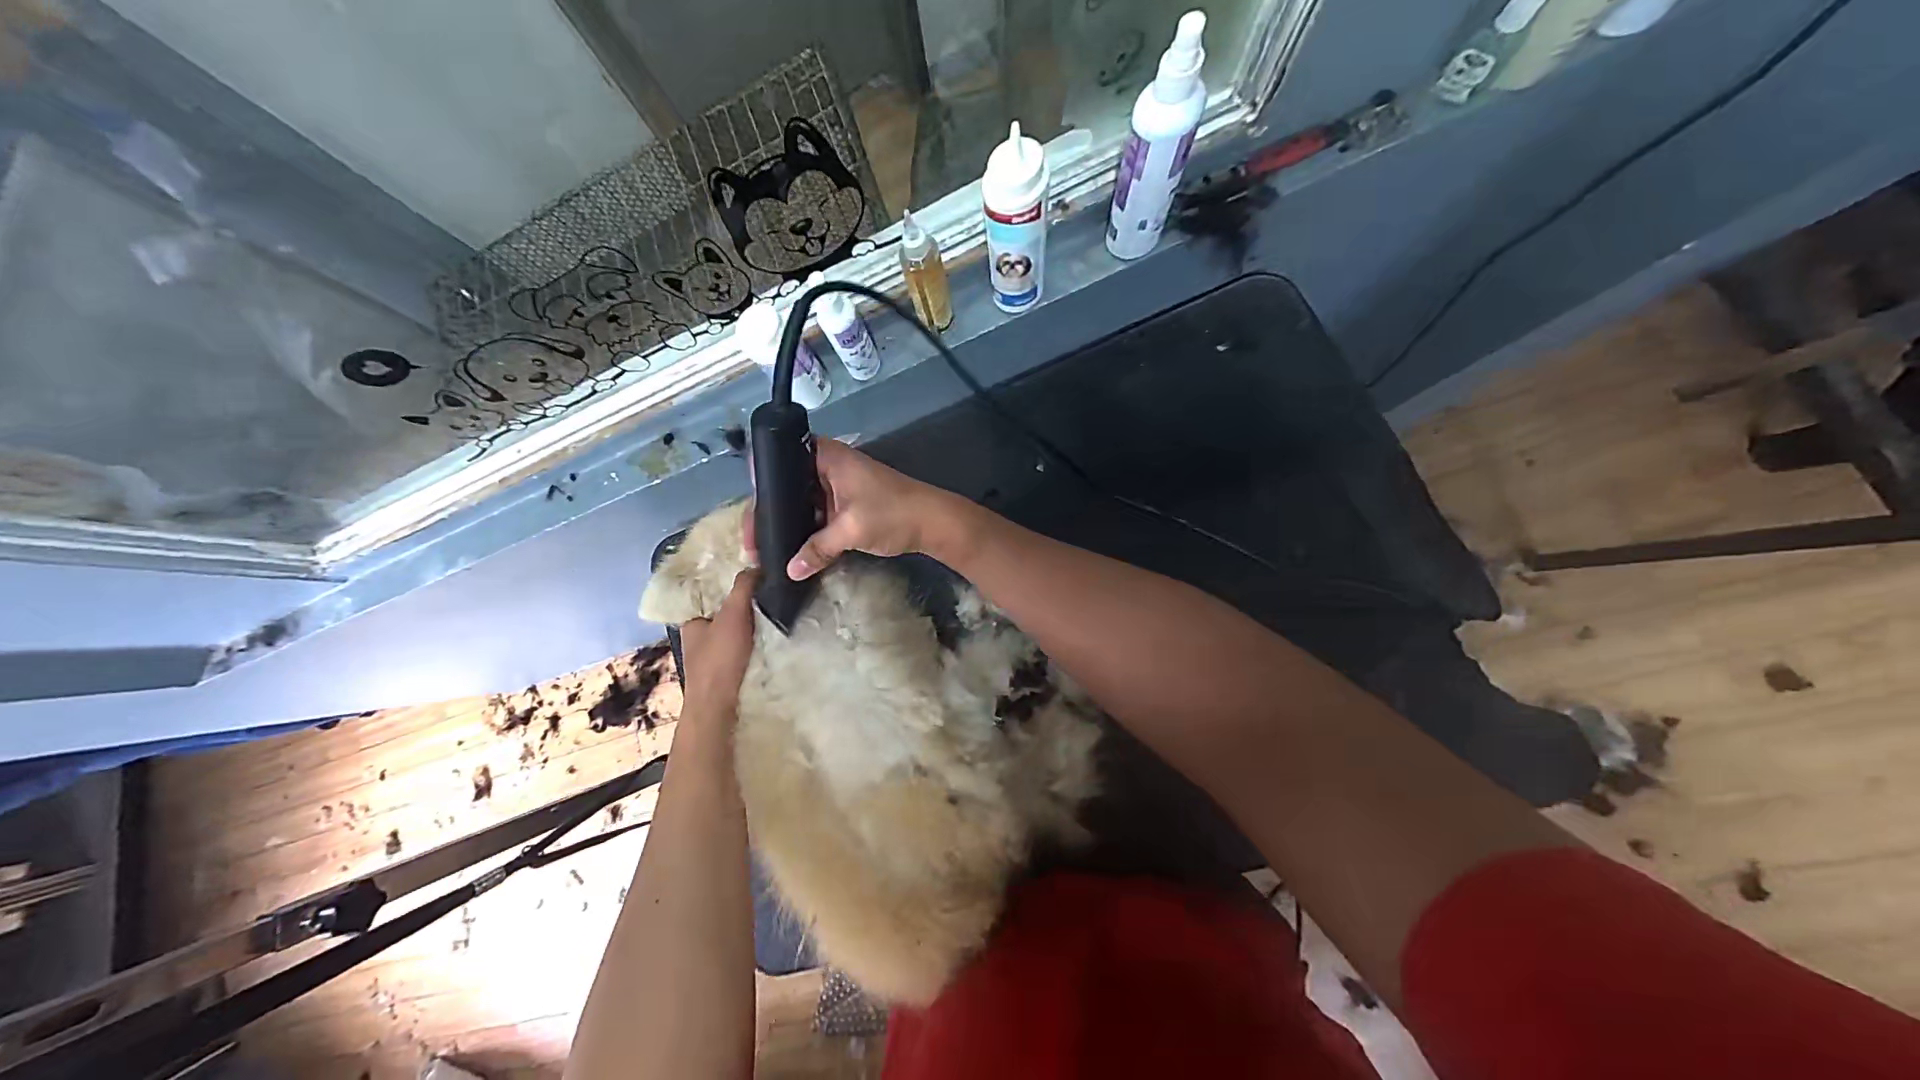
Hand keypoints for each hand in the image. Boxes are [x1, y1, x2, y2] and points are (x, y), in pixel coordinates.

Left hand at [676, 570, 755, 728]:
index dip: (730, 587)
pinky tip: (770, 644)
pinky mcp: (724, 676)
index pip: (710, 596)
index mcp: (691, 622)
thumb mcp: (733, 615)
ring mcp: (709, 660)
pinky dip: (753, 646)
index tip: (755, 580)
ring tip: (776, 618)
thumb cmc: (720, 658)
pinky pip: (740, 652)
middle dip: (744, 609)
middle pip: (724, 615)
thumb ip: (743, 588)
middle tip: (770, 598)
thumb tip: (754, 564)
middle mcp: (697, 639)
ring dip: (751, 629)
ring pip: (733, 635)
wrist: (718, 707)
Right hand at [746, 439, 971, 579]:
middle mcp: (829, 465)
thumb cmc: (893, 514)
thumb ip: (817, 549)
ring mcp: (839, 485)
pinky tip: (793, 548)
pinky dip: (808, 528)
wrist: (935, 522)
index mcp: (827, 456)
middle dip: (771, 510)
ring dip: (789, 522)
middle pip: (788, 484)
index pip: (781, 459)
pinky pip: (818, 512)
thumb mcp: (851, 531)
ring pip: (803, 501)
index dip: (761, 483)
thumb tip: (789, 571)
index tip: (749, 511)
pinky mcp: (847, 503)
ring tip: (766, 548)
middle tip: (753, 539)